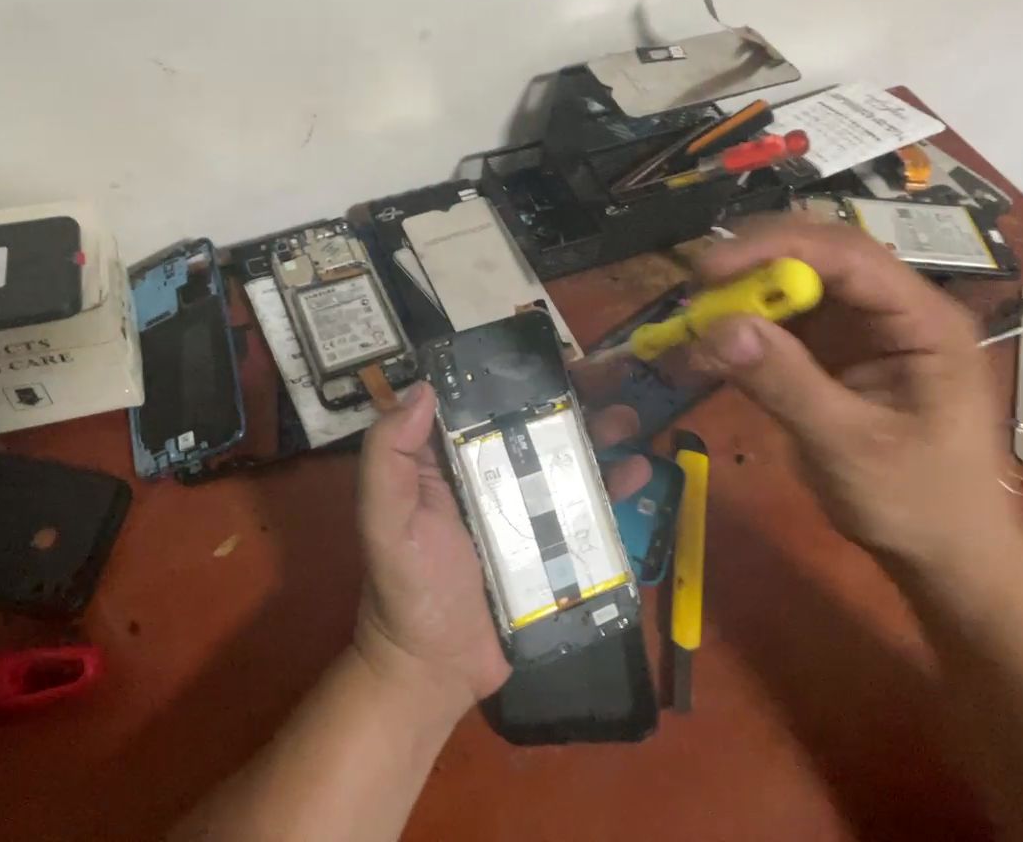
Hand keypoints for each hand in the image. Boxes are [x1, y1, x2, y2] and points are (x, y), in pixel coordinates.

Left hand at [351, 381, 651, 709]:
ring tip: (628, 419)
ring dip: (598, 435)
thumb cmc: (407, 587)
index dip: (512, 376)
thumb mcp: (384, 516)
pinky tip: (638, 471)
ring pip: (564, 460)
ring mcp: (524, 510)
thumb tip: (422, 389)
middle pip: (532, 427)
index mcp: (448, 461)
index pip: (480, 404)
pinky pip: (585, 508)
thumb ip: (389, 453)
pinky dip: (613, 488)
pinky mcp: (552, 545)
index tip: (550, 354)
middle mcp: (488, 477)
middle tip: (607, 382)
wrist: (436, 669)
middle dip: (570, 401)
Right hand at [690, 217, 1019, 569]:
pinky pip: (784, 325)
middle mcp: (893, 312)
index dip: (775, 248)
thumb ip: (786, 383)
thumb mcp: (849, 445)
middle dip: (754, 265)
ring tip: (696, 319)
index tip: (709, 270)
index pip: (846, 255)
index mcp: (923, 321)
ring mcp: (863, 332)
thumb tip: (717, 329)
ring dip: (744, 296)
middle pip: (819, 257)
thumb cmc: (918, 503)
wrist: (944, 555)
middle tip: (696, 290)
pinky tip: (713, 345)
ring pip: (795, 286)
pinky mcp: (835, 356)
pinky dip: (746, 330)